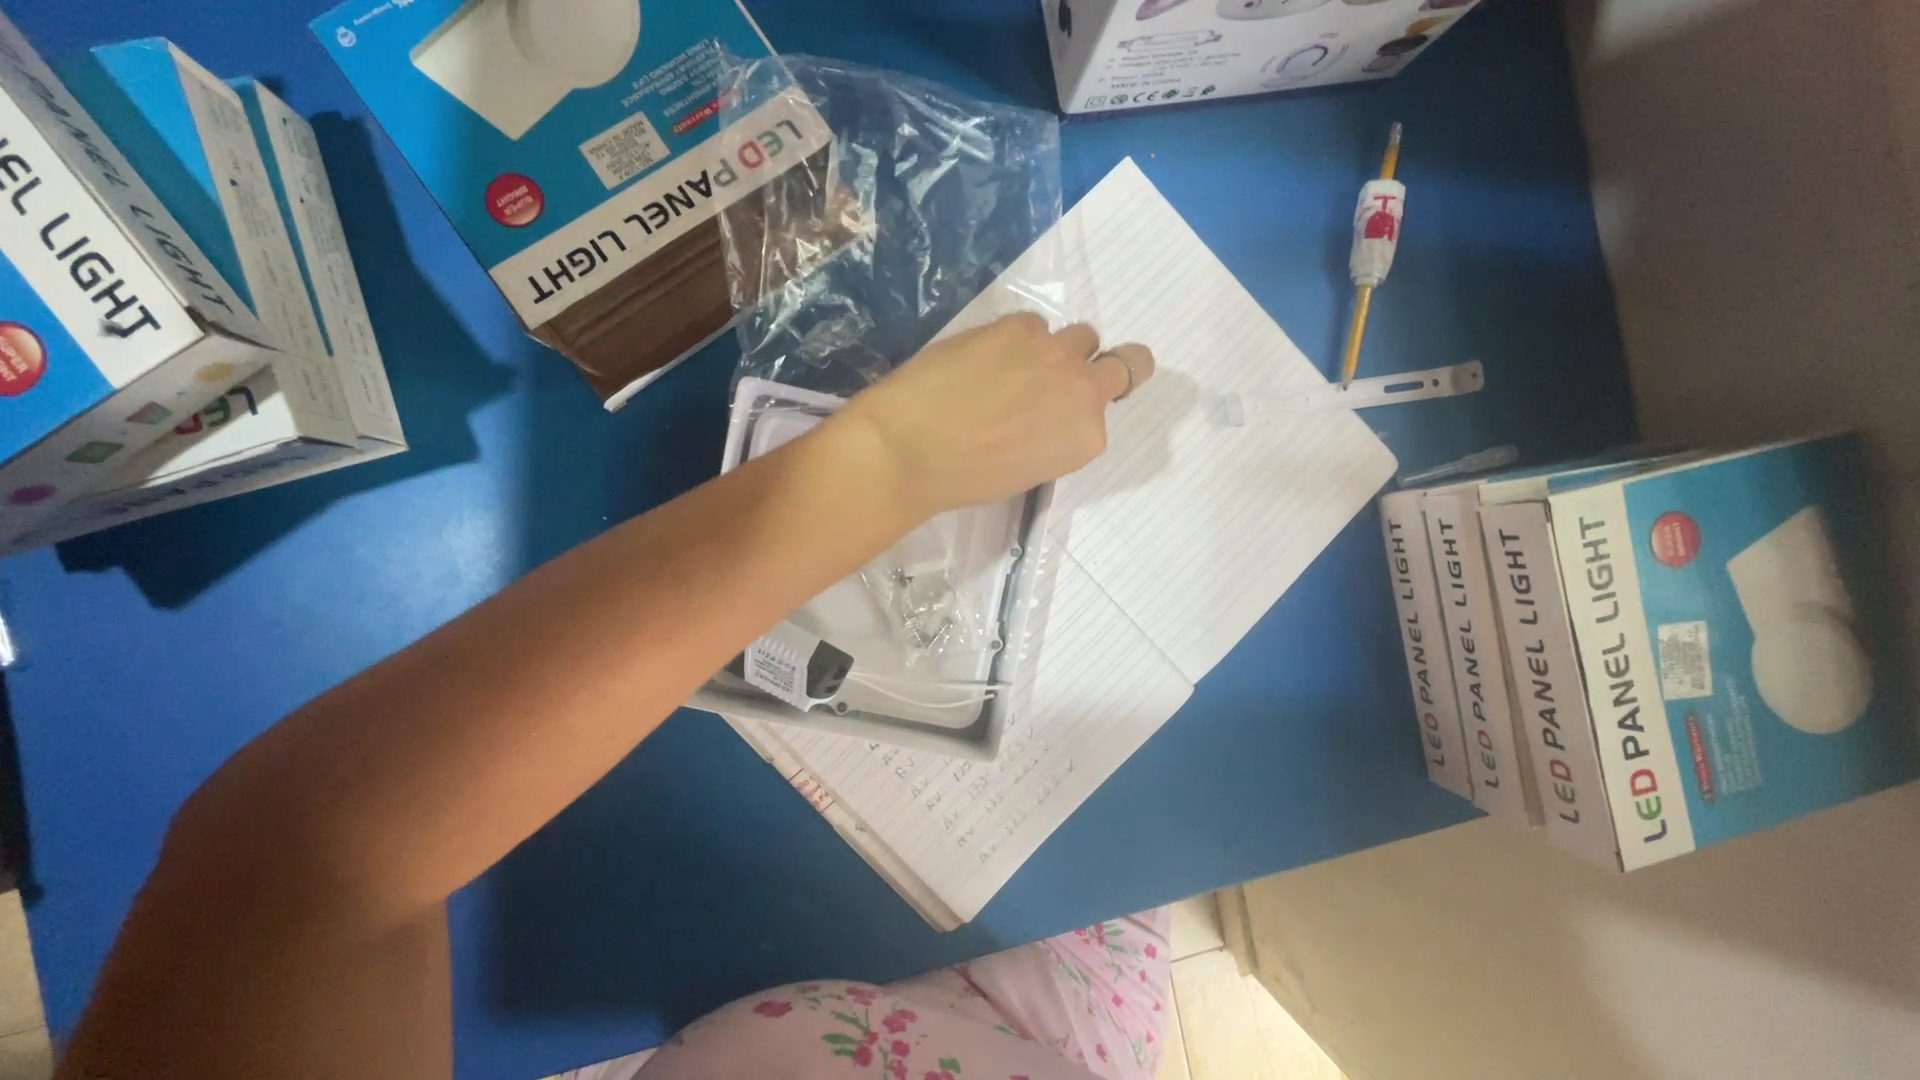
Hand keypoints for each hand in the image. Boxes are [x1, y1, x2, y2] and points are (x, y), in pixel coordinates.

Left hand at [832, 313, 1155, 517]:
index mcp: (1087, 438)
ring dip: (1056, 350)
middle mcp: (1082, 389)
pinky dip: (1015, 338)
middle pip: (1123, 362)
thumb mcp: (1027, 470)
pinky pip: (1032, 324)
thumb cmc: (965, 478)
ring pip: (1080, 336)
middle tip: (1055, 381)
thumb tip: (1042, 415)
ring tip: (1012, 368)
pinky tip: (982, 358)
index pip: (1104, 412)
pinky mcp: (1016, 325)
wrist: (909, 446)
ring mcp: (1052, 352)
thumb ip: (1052, 437)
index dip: (1083, 410)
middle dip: (1097, 368)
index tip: (1059, 414)